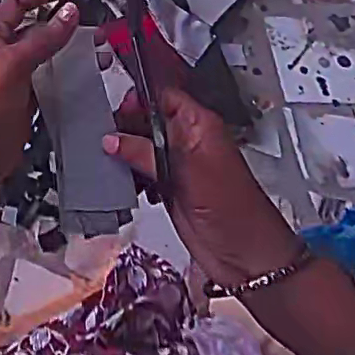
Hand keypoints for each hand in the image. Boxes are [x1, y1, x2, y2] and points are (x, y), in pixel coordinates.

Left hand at [0, 0, 79, 177]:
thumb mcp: (13, 64)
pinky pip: (51, 78)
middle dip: (61, 21)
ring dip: (69, 48)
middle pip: (36, 27)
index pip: (17, 3)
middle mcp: (4, 52)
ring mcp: (17, 75)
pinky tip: (84, 73)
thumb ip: (42, 39)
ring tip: (93, 45)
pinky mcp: (28, 97)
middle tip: (87, 21)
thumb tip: (67, 14)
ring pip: (47, 53)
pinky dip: (68, 74)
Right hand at [104, 87, 298, 284]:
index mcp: (199, 125)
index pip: (163, 95)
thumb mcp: (186, 171)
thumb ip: (146, 150)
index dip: (139, 99)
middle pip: (147, 118)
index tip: (119, 110)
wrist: (246, 259)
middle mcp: (186, 140)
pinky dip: (127, 170)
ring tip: (110, 155)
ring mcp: (176, 163)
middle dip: (126, 125)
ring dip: (123, 149)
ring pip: (140, 143)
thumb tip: (113, 139)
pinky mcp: (167, 185)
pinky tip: (122, 176)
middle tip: (108, 135)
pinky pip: (139, 168)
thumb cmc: (236, 212)